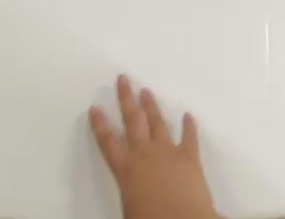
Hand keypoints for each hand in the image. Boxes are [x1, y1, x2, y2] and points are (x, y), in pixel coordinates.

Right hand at [89, 76, 219, 218]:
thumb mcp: (129, 212)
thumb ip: (130, 195)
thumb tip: (131, 196)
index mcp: (127, 170)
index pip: (108, 143)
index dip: (100, 125)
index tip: (94, 107)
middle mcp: (145, 154)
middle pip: (132, 120)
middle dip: (126, 98)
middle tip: (123, 78)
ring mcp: (168, 152)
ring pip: (157, 123)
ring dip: (151, 106)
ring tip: (146, 91)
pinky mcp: (189, 157)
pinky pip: (189, 138)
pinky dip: (189, 126)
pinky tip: (188, 115)